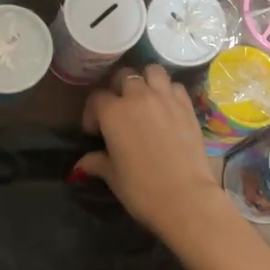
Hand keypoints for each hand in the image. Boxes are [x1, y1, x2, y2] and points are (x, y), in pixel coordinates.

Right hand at [77, 65, 230, 242]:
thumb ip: (97, 162)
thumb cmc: (142, 189)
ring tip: (144, 99)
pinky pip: (175, 86)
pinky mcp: (187, 106)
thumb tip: (81, 164)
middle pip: (124, 76)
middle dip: (117, 89)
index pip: (97, 98)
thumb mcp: (113, 176)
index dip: (92, 113)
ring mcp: (166, 98)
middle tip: (119, 110)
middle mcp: (139, 97)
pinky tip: (166, 107)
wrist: (185, 197)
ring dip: (145, 81)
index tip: (94, 131)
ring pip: (152, 71)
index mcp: (114, 112)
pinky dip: (168, 91)